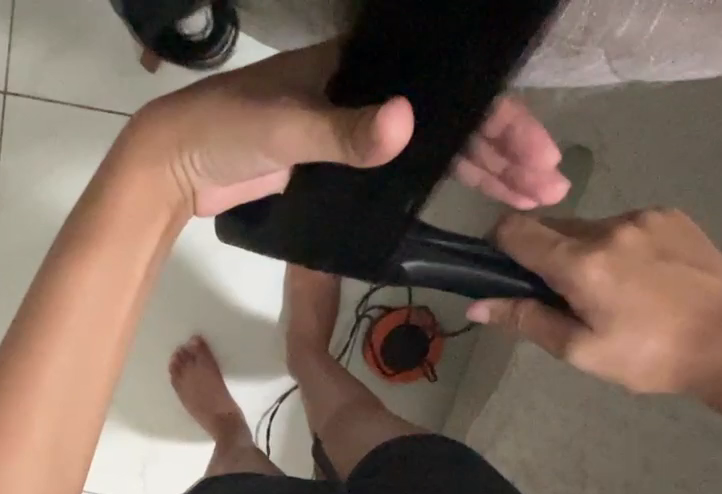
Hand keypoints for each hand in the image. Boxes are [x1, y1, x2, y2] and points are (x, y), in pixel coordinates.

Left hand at [133, 40, 563, 211]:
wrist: (173, 165)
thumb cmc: (224, 131)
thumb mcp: (285, 126)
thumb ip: (344, 131)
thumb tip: (408, 124)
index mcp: (362, 68)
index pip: (449, 92)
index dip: (499, 123)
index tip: (537, 155)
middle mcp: (365, 92)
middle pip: (450, 120)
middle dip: (501, 151)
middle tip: (548, 185)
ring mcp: (351, 129)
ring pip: (430, 147)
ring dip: (476, 170)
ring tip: (523, 196)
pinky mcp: (334, 164)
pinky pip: (398, 171)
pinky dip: (432, 183)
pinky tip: (464, 198)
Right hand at [466, 210, 721, 396]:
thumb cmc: (647, 357)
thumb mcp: (578, 349)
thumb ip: (526, 320)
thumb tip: (476, 305)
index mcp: (581, 263)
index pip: (517, 231)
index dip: (498, 244)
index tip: (498, 267)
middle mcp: (609, 228)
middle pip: (552, 228)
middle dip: (544, 257)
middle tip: (560, 298)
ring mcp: (645, 218)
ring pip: (589, 228)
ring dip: (582, 253)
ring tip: (608, 292)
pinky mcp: (672, 217)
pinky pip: (623, 226)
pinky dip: (616, 247)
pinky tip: (638, 279)